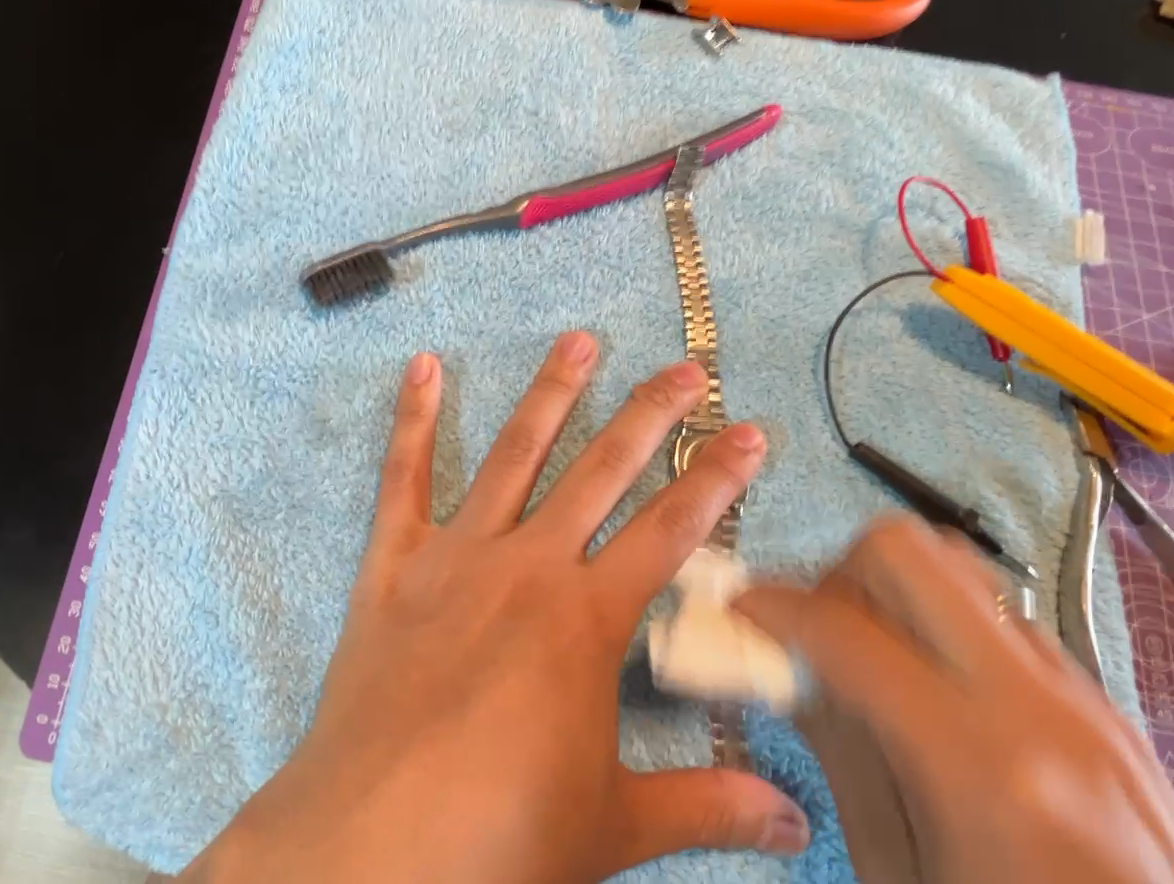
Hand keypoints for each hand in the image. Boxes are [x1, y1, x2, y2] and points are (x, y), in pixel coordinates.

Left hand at [182, 331, 809, 883]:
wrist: (375, 841)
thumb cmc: (501, 832)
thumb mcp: (616, 824)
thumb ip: (708, 807)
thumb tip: (798, 823)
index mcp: (587, 618)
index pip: (672, 532)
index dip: (716, 481)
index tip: (748, 434)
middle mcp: (528, 567)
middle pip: (602, 473)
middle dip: (650, 417)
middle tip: (684, 369)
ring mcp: (456, 556)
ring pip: (514, 455)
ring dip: (550, 394)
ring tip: (580, 341)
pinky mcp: (392, 564)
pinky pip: (402, 478)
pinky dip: (413, 419)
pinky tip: (423, 367)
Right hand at [736, 518, 1173, 883]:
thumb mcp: (898, 868)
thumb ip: (841, 754)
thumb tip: (785, 668)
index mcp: (979, 762)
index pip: (843, 630)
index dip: (770, 606)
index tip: (737, 611)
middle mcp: (1039, 702)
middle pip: (906, 552)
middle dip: (837, 574)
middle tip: (814, 629)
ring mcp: (1083, 692)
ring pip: (958, 565)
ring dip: (893, 587)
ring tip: (871, 650)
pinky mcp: (1105, 698)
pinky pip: (1001, 614)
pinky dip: (943, 621)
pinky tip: (932, 686)